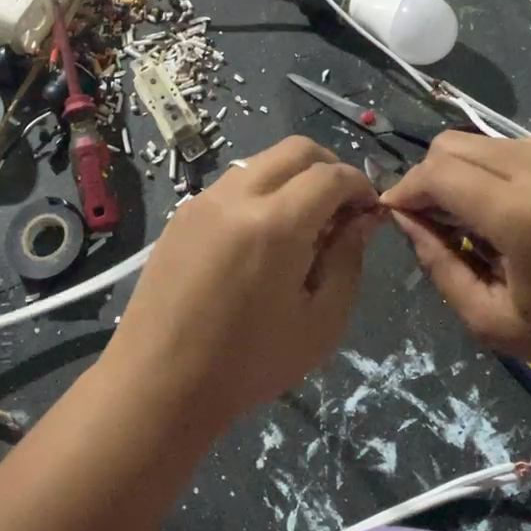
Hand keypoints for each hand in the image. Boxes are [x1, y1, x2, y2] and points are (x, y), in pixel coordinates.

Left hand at [99, 136, 380, 425]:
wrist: (159, 381)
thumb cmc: (248, 364)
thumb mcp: (319, 324)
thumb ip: (347, 260)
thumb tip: (361, 219)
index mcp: (276, 223)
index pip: (330, 175)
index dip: (360, 185)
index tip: (370, 210)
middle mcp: (237, 196)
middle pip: (295, 149)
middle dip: (329, 167)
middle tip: (342, 207)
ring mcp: (204, 199)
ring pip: (261, 161)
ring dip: (292, 176)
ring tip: (304, 223)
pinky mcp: (183, 212)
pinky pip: (233, 183)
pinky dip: (260, 191)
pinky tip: (263, 236)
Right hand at [380, 133, 530, 392]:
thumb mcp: (494, 322)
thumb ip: (439, 266)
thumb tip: (405, 221)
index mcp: (521, 214)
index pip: (436, 174)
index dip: (406, 190)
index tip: (397, 215)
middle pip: (452, 145)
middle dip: (429, 178)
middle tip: (433, 219)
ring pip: (481, 141)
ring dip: (463, 172)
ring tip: (476, 217)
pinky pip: (515, 146)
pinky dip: (497, 170)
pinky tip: (513, 208)